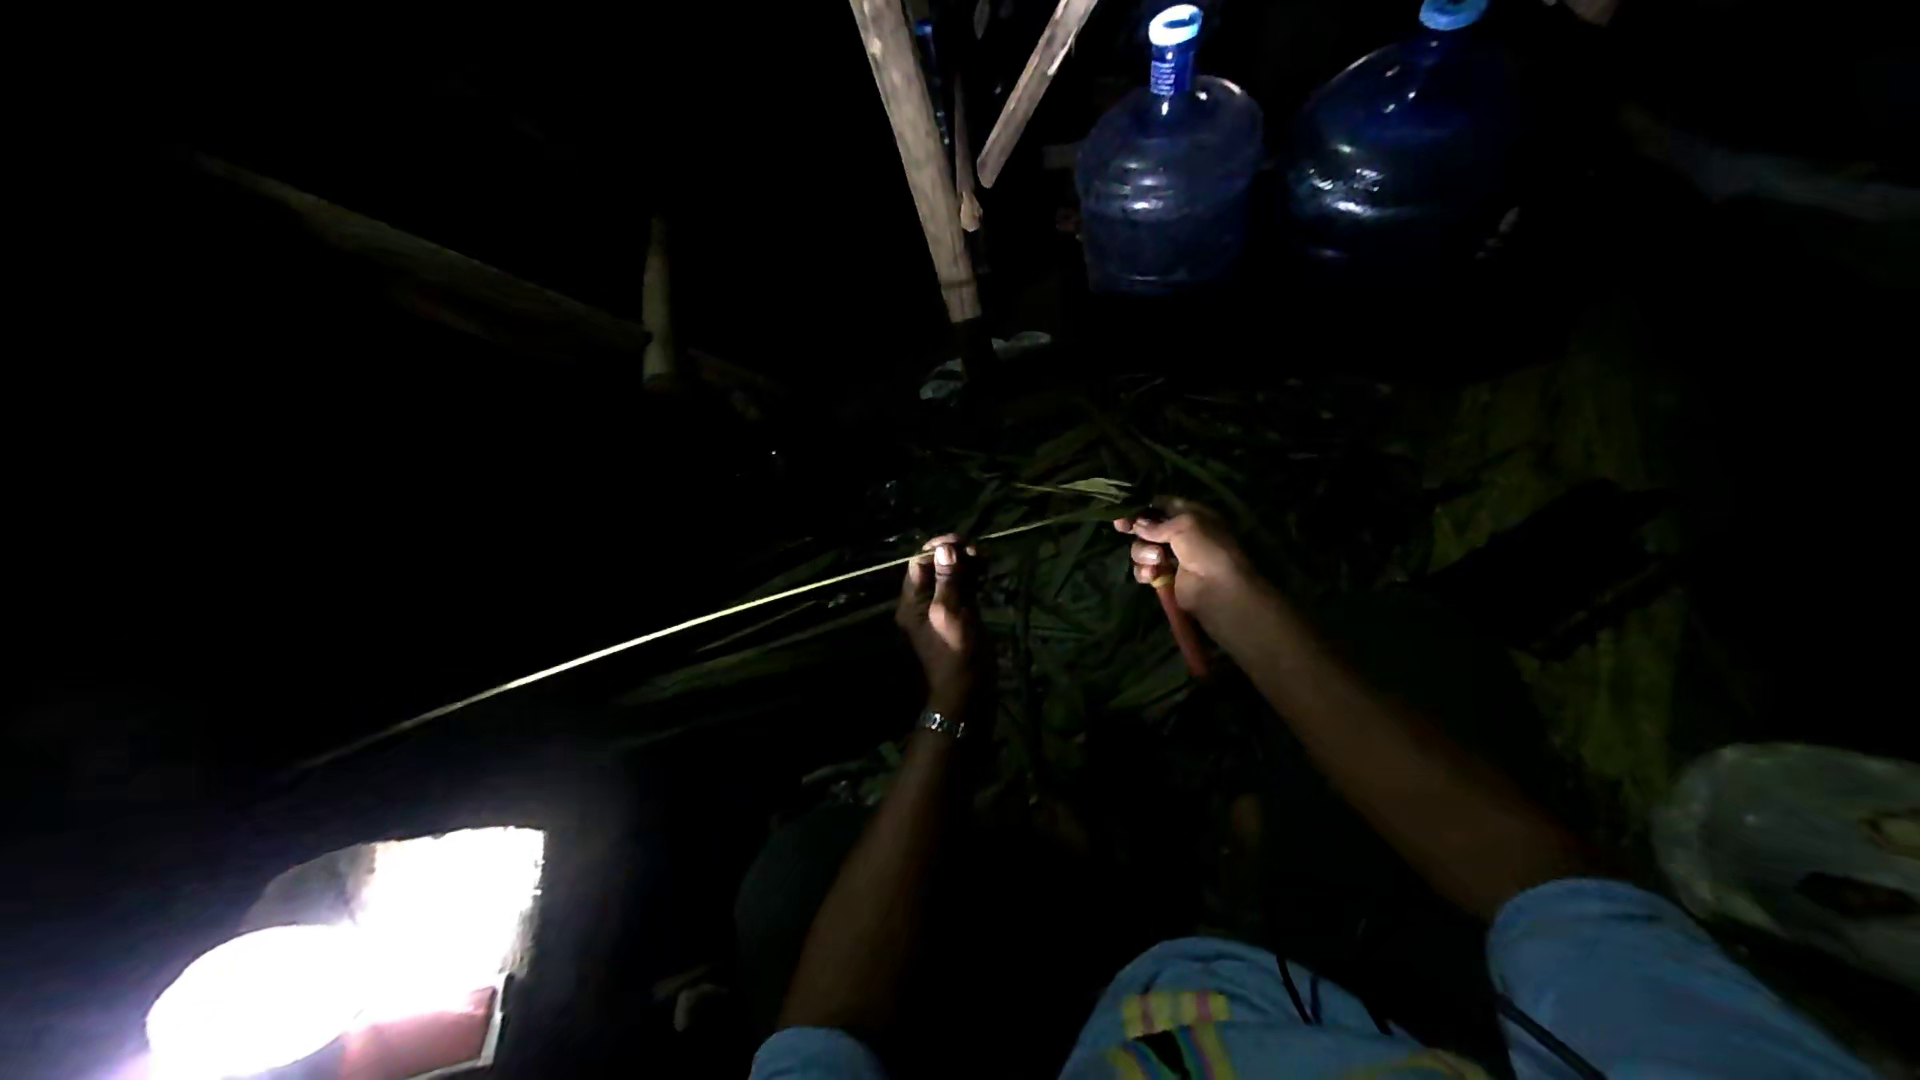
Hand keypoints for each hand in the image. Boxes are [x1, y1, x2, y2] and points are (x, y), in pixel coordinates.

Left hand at [896, 533, 980, 716]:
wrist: (967, 696)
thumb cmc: (956, 655)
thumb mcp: (949, 614)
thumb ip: (947, 581)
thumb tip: (945, 548)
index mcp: (912, 603)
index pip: (920, 564)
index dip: (938, 549)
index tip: (961, 543)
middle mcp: (924, 604)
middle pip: (935, 568)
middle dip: (954, 555)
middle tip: (977, 551)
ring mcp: (944, 612)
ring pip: (951, 578)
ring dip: (965, 564)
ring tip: (984, 557)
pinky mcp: (961, 619)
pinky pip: (964, 591)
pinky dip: (973, 579)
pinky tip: (986, 570)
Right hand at [1114, 499, 1263, 627]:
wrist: (1218, 590)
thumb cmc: (1207, 549)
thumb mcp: (1185, 525)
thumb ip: (1157, 524)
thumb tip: (1137, 525)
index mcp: (1191, 516)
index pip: (1163, 504)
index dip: (1144, 506)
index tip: (1125, 509)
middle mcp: (1180, 534)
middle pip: (1147, 527)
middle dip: (1135, 528)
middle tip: (1121, 527)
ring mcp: (1171, 557)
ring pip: (1142, 548)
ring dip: (1143, 553)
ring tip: (1157, 560)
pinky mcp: (1164, 577)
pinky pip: (1144, 569)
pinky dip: (1145, 571)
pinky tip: (1152, 575)